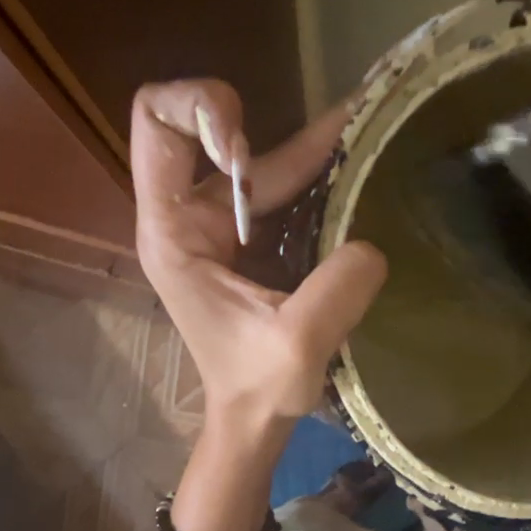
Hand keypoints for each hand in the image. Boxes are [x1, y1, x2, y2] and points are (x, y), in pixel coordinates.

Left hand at [131, 80, 386, 444]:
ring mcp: (219, 227)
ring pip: (260, 162)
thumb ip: (335, 290)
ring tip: (373, 128)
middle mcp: (188, 218)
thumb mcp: (299, 345)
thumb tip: (372, 245)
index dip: (200, 108)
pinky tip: (362, 166)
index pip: (157, 124)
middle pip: (217, 134)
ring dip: (312, 150)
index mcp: (173, 233)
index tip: (249, 148)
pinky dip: (319, 177)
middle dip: (282, 131)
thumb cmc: (260, 390)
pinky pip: (281, 191)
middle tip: (354, 128)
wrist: (255, 421)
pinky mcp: (248, 240)